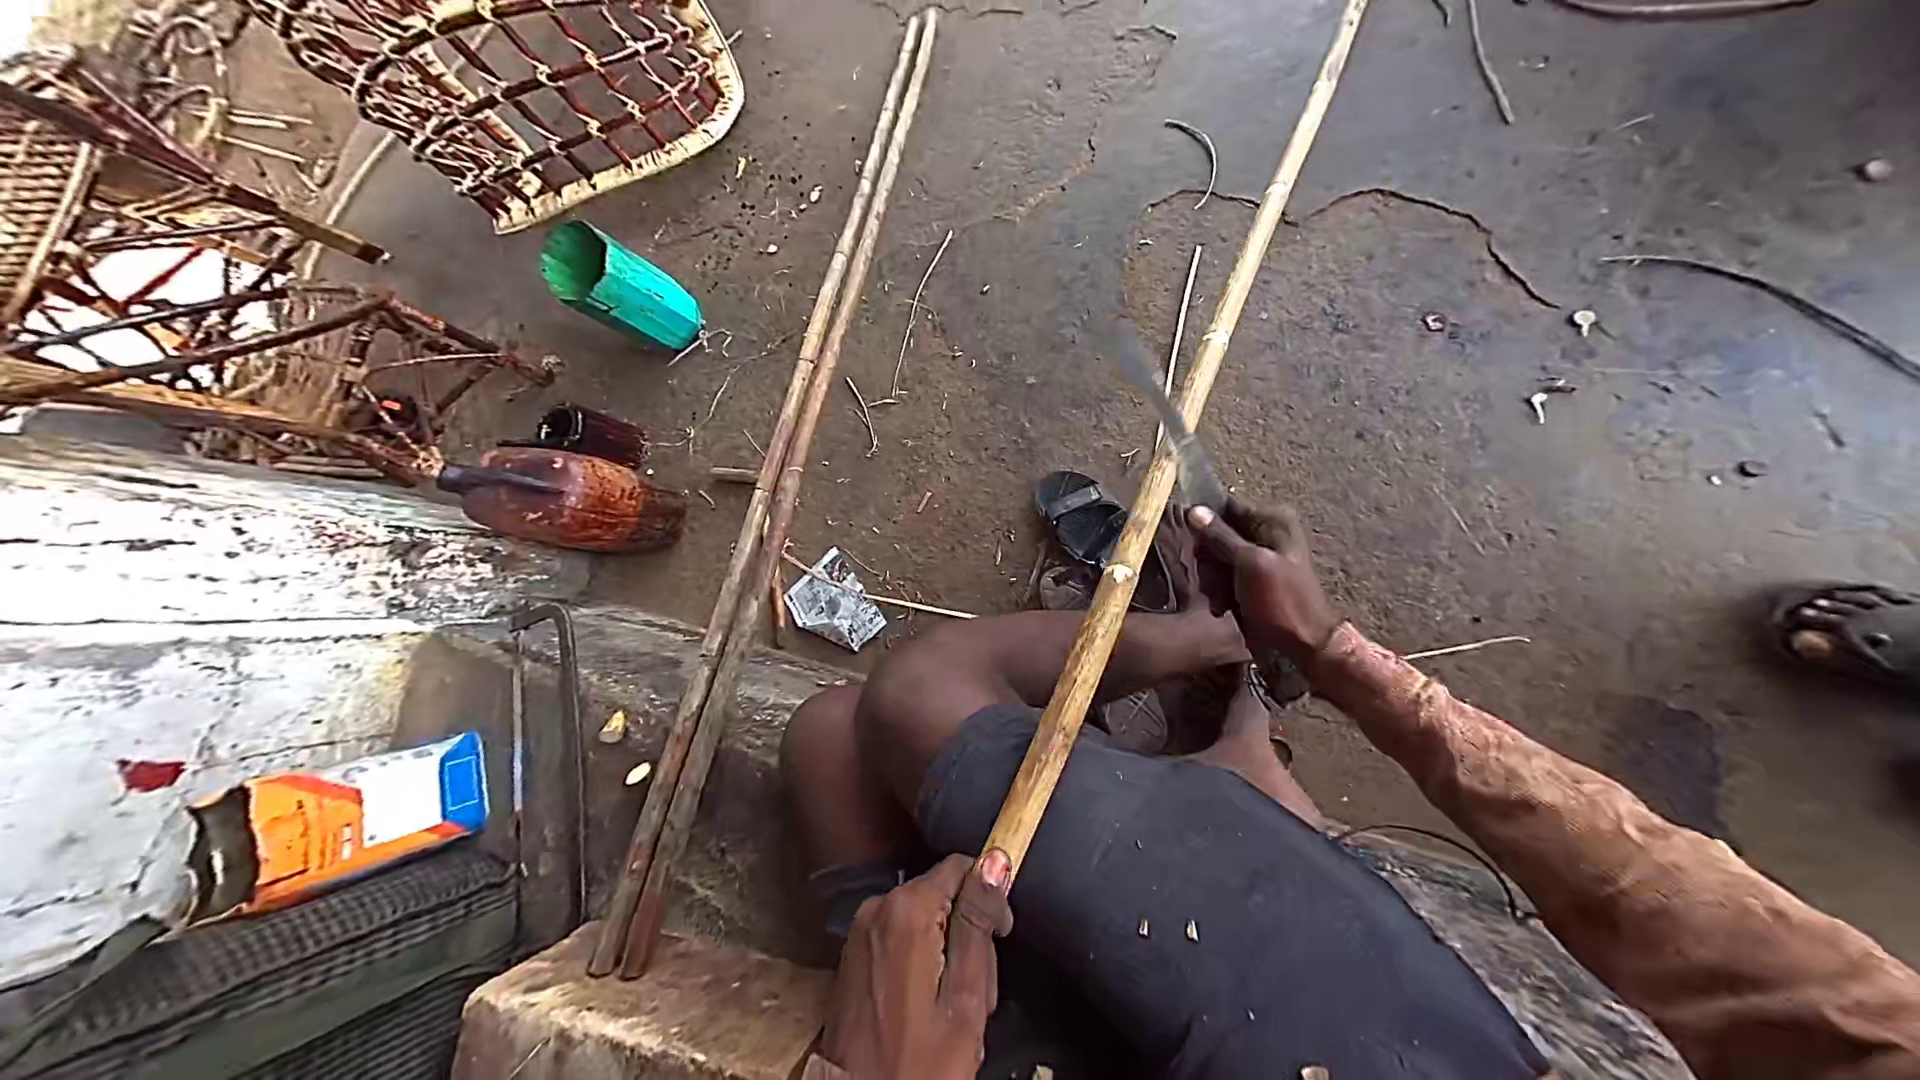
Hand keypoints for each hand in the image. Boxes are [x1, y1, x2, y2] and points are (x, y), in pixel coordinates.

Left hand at [819, 851, 1013, 1079]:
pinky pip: (900, 934)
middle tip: (976, 992)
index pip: (960, 867)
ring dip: (946, 950)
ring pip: (924, 916)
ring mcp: (861, 928)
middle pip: (942, 894)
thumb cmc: (917, 1066)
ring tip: (951, 1007)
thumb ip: (978, 921)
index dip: (987, 897)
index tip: (1000, 938)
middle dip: (966, 932)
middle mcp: (878, 905)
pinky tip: (925, 1005)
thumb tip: (995, 861)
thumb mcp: (965, 997)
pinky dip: (920, 959)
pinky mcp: (853, 951)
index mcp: (907, 909)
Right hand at [1188, 498, 1342, 661]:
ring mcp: (1256, 557)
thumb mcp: (1249, 564)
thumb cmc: (1282, 600)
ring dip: (1212, 579)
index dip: (1206, 527)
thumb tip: (1194, 510)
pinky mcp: (1249, 579)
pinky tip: (1223, 604)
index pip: (1224, 508)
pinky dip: (1218, 590)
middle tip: (1214, 581)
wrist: (1304, 644)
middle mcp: (1264, 534)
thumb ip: (1220, 537)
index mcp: (1272, 520)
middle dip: (1209, 560)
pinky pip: (1221, 575)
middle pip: (1215, 535)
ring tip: (1221, 598)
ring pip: (1214, 558)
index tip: (1198, 550)